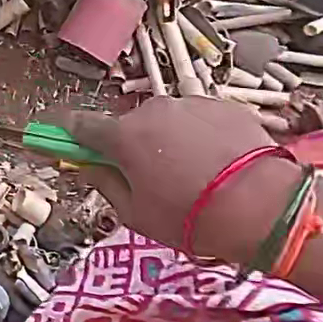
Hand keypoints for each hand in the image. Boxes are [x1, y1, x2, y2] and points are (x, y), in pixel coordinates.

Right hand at [57, 97, 283, 255]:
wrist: (265, 207)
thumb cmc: (191, 218)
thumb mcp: (136, 214)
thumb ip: (105, 184)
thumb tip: (91, 167)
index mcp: (124, 136)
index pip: (80, 126)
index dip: (65, 133)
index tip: (57, 138)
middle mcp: (152, 110)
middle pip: (129, 126)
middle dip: (131, 147)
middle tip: (150, 179)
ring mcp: (189, 103)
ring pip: (166, 122)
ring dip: (168, 141)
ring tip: (195, 176)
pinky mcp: (222, 105)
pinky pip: (198, 121)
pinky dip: (200, 138)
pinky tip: (219, 165)